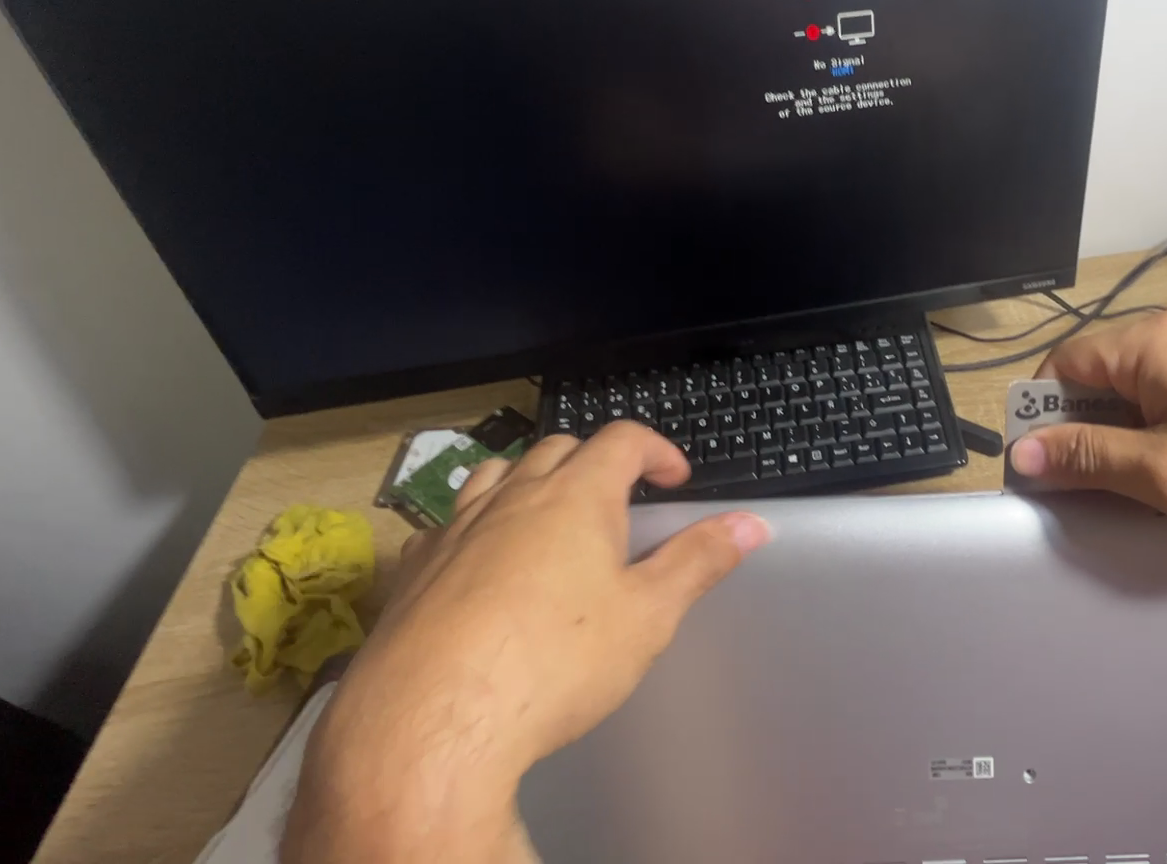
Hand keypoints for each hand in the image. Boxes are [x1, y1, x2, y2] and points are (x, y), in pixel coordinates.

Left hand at [283, 423, 771, 863]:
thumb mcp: (648, 615)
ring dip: (531, 477)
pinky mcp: (414, 569)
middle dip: (598, 460)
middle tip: (621, 499)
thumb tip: (752, 523)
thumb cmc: (554, 664)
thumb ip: (700, 560)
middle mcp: (513, 497)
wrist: (428, 728)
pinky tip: (479, 560)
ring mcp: (456, 529)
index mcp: (576, 497)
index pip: (623, 439)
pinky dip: (475, 523)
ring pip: (497, 472)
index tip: (675, 478)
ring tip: (550, 513)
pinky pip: (447, 522)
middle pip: (559, 446)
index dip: (657, 449)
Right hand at [1008, 310, 1166, 536]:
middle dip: (1087, 434)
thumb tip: (1023, 453)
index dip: (1042, 418)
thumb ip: (1089, 458)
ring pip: (1140, 395)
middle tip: (1095, 493)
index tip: (1044, 470)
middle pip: (1099, 379)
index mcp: (1150, 342)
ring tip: (1148, 493)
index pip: (1061, 366)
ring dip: (1129, 441)